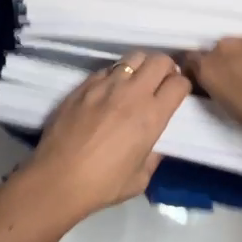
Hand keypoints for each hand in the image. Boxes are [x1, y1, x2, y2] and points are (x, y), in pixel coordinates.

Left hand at [21, 52, 189, 217]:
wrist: (57, 178)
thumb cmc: (103, 184)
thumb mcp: (141, 177)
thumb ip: (154, 154)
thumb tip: (155, 142)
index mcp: (151, 116)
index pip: (179, 83)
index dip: (183, 85)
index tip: (178, 94)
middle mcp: (131, 93)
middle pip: (159, 60)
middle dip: (166, 68)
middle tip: (162, 81)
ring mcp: (105, 85)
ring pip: (133, 57)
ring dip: (141, 66)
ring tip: (137, 81)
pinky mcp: (83, 85)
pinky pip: (107, 69)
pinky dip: (115, 75)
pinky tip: (110, 91)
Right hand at [179, 37, 241, 149]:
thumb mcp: (228, 107)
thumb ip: (217, 87)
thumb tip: (216, 81)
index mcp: (208, 68)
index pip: (190, 60)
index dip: (197, 70)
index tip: (204, 81)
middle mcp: (225, 48)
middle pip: (216, 51)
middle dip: (222, 63)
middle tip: (234, 81)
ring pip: (239, 47)